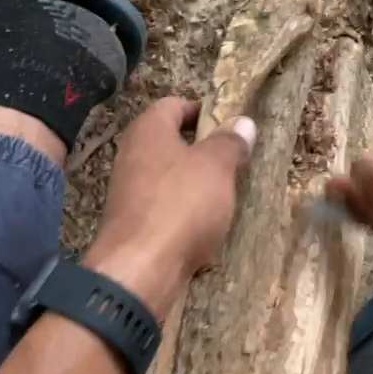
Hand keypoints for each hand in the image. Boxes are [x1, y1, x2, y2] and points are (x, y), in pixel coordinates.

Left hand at [84, 97, 256, 314]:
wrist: (139, 269)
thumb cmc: (181, 205)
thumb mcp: (216, 167)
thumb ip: (230, 142)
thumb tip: (243, 122)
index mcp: (148, 129)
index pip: (174, 104)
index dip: (203, 110)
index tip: (231, 126)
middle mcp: (132, 154)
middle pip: (170, 141)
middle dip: (202, 149)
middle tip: (234, 161)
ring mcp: (129, 191)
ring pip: (168, 176)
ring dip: (196, 182)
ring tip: (226, 193)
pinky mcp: (133, 223)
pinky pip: (164, 206)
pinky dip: (184, 211)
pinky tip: (205, 224)